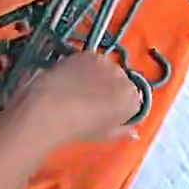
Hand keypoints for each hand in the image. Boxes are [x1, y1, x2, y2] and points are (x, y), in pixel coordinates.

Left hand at [1, 51, 140, 148]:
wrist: (54, 107)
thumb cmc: (82, 126)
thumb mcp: (105, 135)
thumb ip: (123, 131)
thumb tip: (134, 133)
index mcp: (132, 97)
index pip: (134, 101)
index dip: (121, 108)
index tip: (109, 115)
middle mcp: (123, 76)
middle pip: (121, 81)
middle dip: (111, 89)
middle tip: (93, 102)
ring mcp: (104, 62)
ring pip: (106, 69)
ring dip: (98, 76)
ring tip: (79, 89)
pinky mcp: (86, 53)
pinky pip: (91, 61)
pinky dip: (84, 67)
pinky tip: (71, 78)